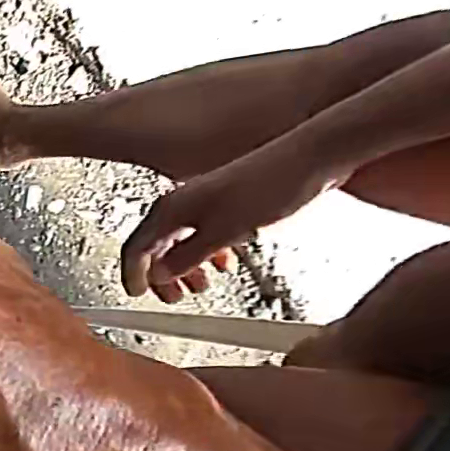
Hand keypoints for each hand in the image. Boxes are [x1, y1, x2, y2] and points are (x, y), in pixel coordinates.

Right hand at [121, 139, 347, 301]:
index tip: (137, 293)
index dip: (133, 274)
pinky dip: (206, 253)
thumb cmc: (271, 185)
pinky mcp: (224, 202)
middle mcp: (179, 205)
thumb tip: (161, 275)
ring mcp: (201, 203)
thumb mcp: (223, 232)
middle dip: (161, 275)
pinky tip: (222, 262)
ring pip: (179, 242)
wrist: (316, 153)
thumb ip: (186, 257)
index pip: (136, 249)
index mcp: (169, 210)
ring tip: (200, 285)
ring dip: (185, 267)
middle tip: (171, 296)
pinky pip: (202, 234)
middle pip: (155, 248)